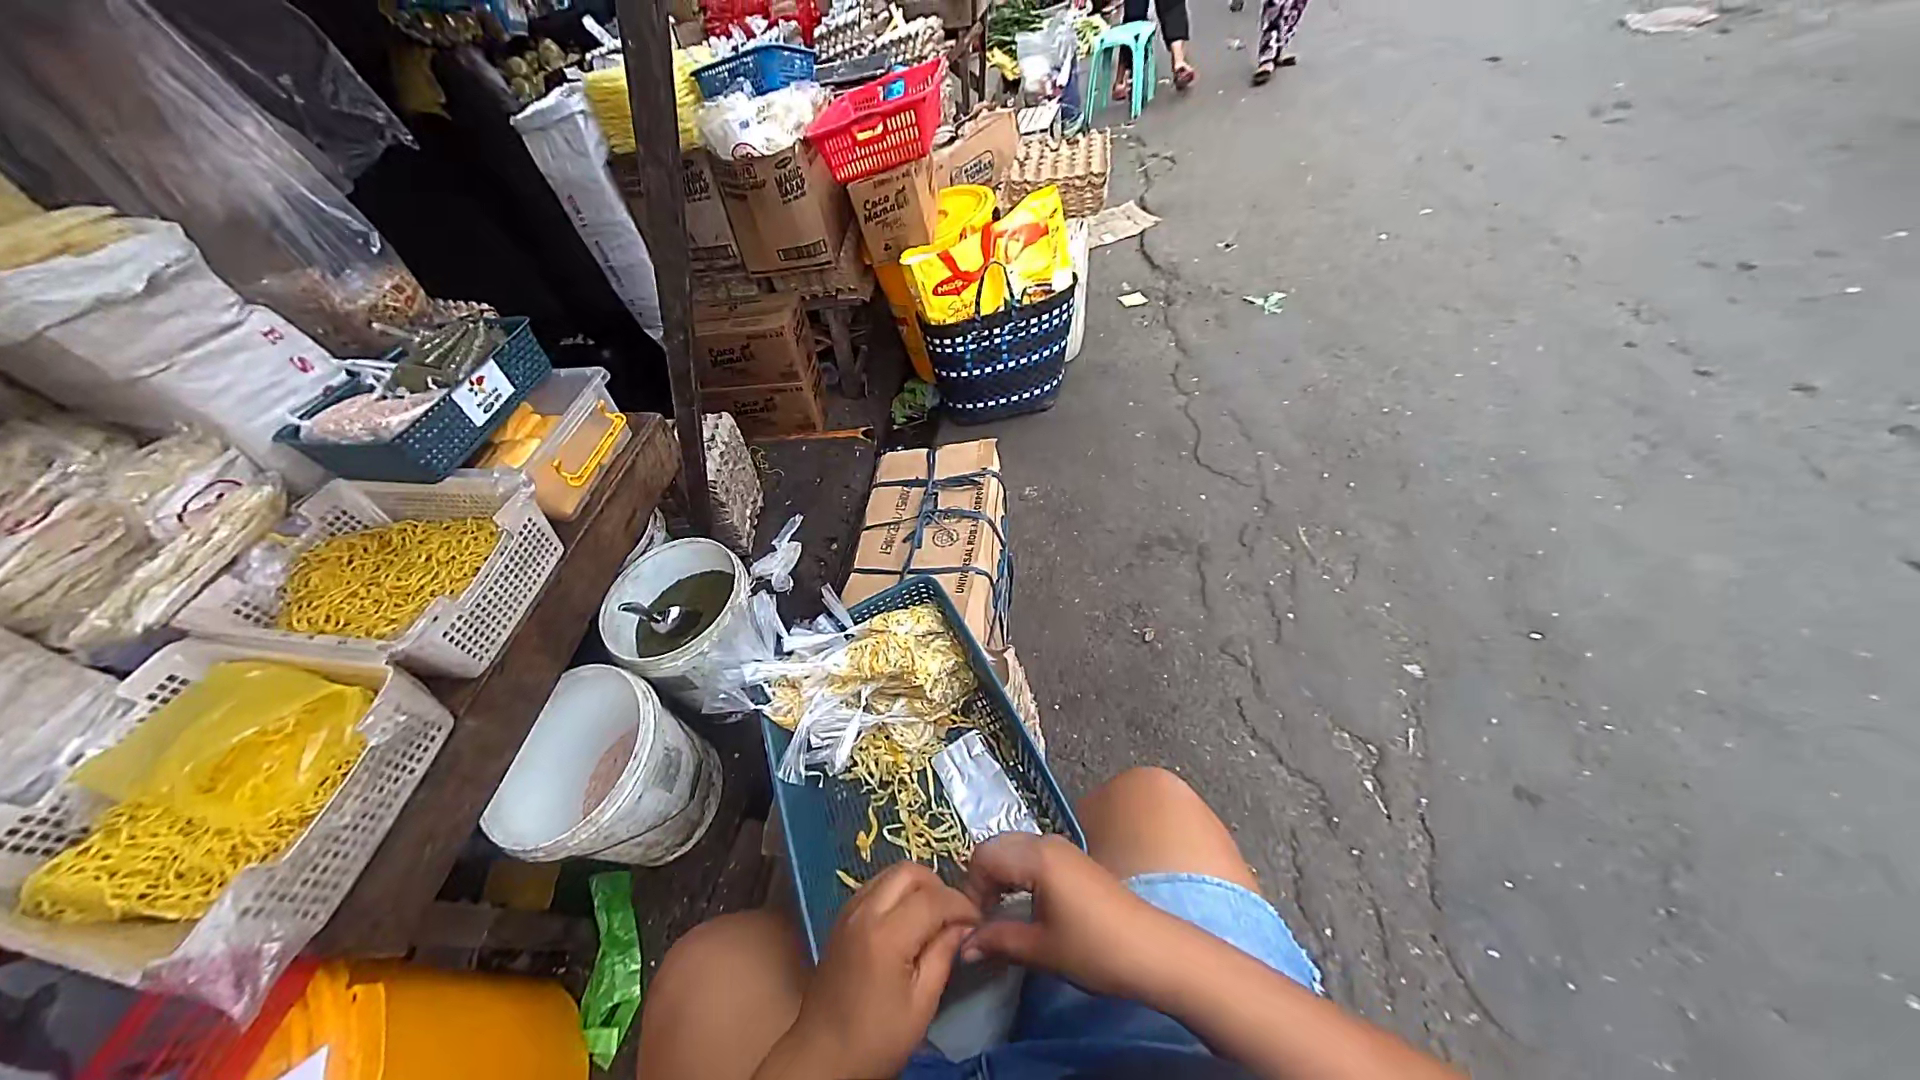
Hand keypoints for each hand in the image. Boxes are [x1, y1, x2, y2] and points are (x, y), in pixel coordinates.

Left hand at [758, 861, 979, 1079]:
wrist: (821, 1058)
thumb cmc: (875, 1040)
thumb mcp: (921, 1005)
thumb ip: (944, 955)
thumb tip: (965, 925)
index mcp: (886, 935)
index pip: (934, 898)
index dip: (962, 905)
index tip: (978, 922)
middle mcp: (865, 911)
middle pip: (910, 871)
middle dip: (939, 887)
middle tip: (953, 916)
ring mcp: (850, 910)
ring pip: (891, 873)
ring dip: (917, 885)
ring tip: (933, 916)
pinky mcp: (842, 916)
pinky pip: (876, 885)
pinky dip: (897, 891)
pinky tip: (907, 919)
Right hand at [960, 832, 1180, 999]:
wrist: (1154, 951)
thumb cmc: (1095, 949)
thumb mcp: (1041, 949)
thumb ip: (998, 941)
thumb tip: (963, 946)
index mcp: (1036, 857)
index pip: (983, 857)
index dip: (971, 890)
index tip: (974, 926)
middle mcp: (1047, 841)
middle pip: (997, 846)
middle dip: (983, 879)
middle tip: (984, 919)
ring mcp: (1063, 847)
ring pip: (1014, 848)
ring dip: (1001, 875)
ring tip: (1002, 914)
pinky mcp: (1075, 859)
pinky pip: (1032, 853)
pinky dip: (1018, 873)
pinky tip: (1026, 905)